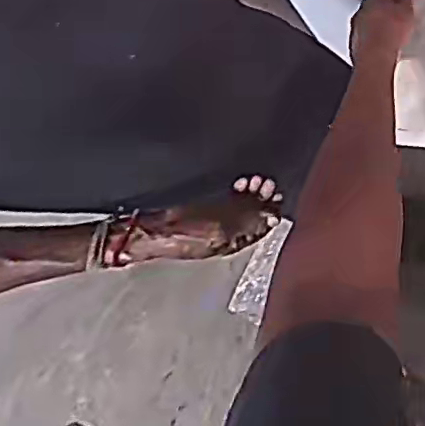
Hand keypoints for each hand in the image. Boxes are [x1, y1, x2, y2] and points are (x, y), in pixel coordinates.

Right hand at [118, 196, 278, 265]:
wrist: (150, 231)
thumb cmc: (182, 234)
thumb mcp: (219, 233)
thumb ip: (248, 225)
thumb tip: (272, 218)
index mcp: (235, 243)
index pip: (264, 226)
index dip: (272, 209)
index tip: (274, 196)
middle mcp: (231, 232)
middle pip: (257, 212)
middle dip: (264, 196)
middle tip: (264, 185)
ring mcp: (220, 220)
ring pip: (247, 202)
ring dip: (253, 190)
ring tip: (251, 182)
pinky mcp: (209, 209)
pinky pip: (232, 198)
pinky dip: (240, 189)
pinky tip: (239, 183)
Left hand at [351, 0, 415, 65]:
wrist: (377, 58)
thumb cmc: (389, 33)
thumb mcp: (407, 11)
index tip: (404, 2)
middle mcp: (361, 12)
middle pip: (375, 7)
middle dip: (386, 11)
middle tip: (400, 17)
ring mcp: (356, 29)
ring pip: (370, 23)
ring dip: (380, 26)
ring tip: (395, 33)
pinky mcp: (356, 45)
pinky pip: (367, 38)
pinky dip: (375, 40)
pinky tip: (387, 45)